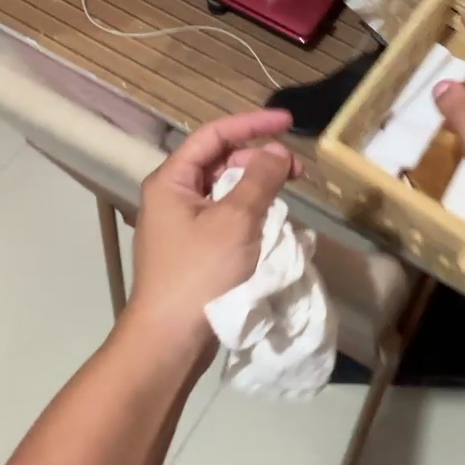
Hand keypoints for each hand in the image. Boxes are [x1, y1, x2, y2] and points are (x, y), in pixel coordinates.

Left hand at [123, 110, 301, 358]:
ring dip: (257, 184)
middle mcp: (172, 195)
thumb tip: (277, 152)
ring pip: (224, 188)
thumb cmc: (199, 273)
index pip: (214, 134)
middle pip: (219, 160)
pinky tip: (271, 218)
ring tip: (288, 191)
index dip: (253, 124)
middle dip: (259, 158)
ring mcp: (181, 223)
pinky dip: (250, 209)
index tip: (288, 123)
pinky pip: (224, 214)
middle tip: (296, 169)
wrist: (169, 341)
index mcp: (172, 180)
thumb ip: (260, 178)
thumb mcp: (236, 219)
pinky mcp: (192, 248)